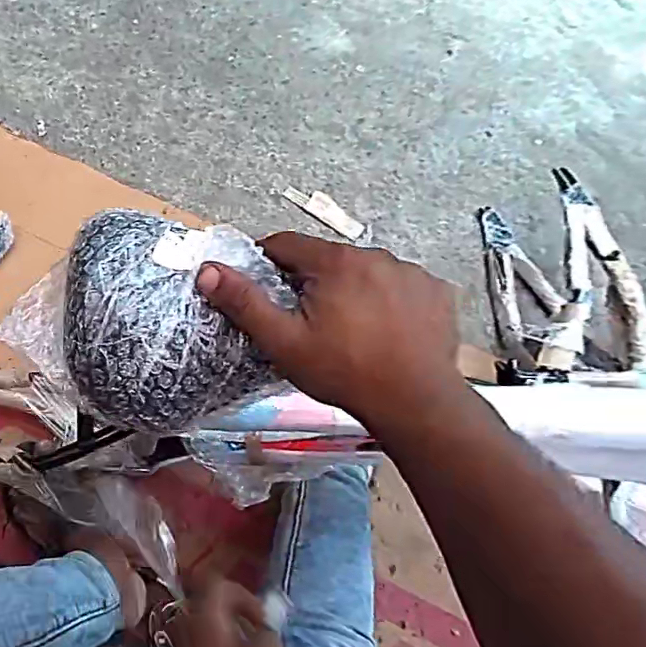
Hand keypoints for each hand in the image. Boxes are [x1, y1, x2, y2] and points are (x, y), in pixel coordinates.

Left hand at [162, 575, 283, 646]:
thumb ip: (268, 632)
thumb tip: (267, 614)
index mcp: (201, 616)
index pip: (217, 583)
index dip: (245, 594)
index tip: (266, 619)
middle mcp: (183, 623)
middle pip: (210, 602)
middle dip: (239, 613)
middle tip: (264, 636)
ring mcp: (177, 644)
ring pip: (206, 623)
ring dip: (231, 632)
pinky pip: (201, 642)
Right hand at [195, 232, 467, 429]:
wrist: (415, 403)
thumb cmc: (343, 371)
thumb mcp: (280, 339)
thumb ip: (243, 301)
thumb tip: (209, 271)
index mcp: (337, 263)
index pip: (285, 243)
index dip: (264, 262)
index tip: (261, 289)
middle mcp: (378, 258)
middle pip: (323, 257)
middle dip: (305, 279)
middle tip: (299, 317)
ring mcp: (412, 274)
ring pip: (359, 270)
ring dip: (344, 287)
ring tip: (340, 325)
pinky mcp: (436, 292)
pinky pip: (394, 284)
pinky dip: (380, 298)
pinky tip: (375, 327)